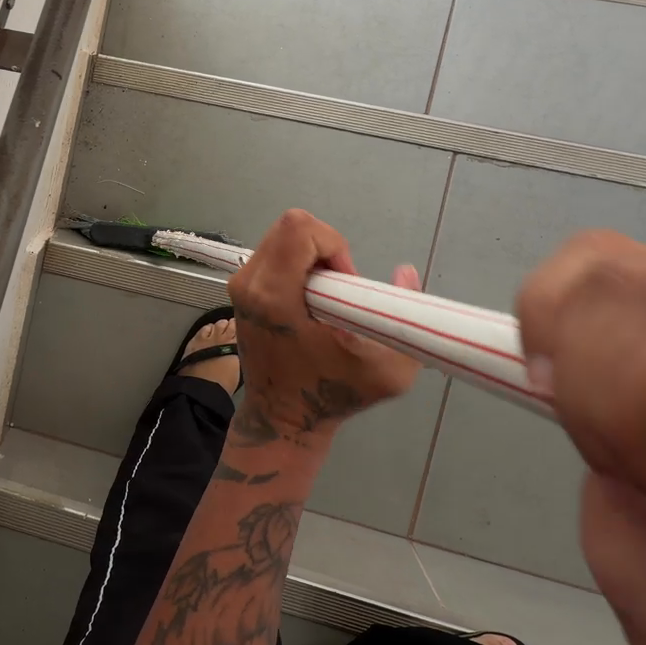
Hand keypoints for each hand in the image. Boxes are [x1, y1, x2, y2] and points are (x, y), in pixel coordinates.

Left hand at [226, 210, 419, 446]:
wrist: (282, 417)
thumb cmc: (332, 395)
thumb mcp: (387, 370)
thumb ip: (402, 320)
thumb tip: (405, 272)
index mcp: (273, 295)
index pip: (298, 228)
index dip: (334, 246)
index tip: (347, 284)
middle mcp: (249, 282)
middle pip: (290, 226)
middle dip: (327, 250)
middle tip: (342, 291)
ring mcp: (240, 284)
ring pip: (282, 237)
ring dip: (314, 258)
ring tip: (329, 299)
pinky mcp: (241, 289)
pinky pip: (274, 253)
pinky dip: (299, 265)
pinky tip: (312, 302)